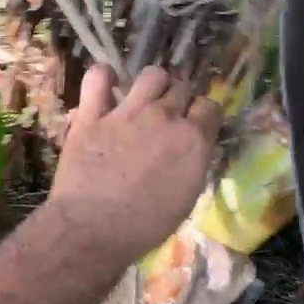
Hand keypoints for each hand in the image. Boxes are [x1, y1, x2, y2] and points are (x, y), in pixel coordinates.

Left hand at [46, 64, 222, 266]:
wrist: (94, 228)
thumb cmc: (145, 225)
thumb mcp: (186, 197)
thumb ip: (192, 162)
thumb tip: (190, 148)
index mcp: (193, 139)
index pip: (210, 107)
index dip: (203, 115)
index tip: (196, 125)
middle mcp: (164, 117)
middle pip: (182, 88)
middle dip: (179, 99)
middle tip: (168, 117)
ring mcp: (127, 112)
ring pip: (151, 75)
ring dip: (152, 83)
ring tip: (143, 98)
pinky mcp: (92, 114)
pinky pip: (98, 77)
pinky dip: (103, 77)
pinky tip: (105, 86)